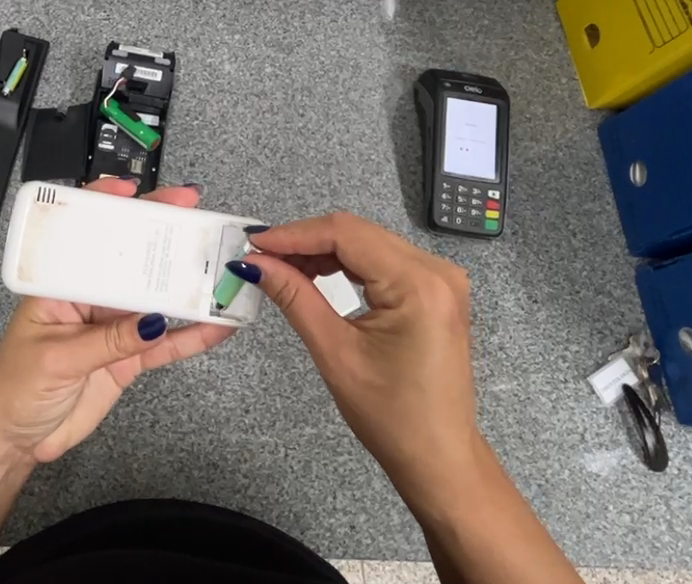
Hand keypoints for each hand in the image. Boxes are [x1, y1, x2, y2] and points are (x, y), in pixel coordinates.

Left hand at [0, 179, 236, 465]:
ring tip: (220, 268)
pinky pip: (166, 343)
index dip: (106, 207)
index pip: (84, 236)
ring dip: (185, 285)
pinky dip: (192, 336)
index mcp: (60, 284)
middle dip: (161, 235)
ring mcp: (112, 325)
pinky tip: (218, 326)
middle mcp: (90, 296)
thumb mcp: (56, 359)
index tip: (134, 190)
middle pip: (129, 259)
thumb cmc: (14, 388)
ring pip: (155, 298)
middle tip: (196, 214)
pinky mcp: (128, 357)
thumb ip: (106, 341)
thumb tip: (153, 323)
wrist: (15, 440)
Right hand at [244, 212, 482, 492]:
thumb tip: (252, 263)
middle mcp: (436, 270)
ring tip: (280, 266)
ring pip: (366, 242)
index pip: (345, 234)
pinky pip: (380, 258)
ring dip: (321, 250)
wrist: (438, 457)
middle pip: (356, 233)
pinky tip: (314, 272)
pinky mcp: (434, 288)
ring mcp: (439, 277)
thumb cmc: (389, 414)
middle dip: (304, 241)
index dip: (294, 234)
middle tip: (260, 256)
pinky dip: (344, 262)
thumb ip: (294, 297)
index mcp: (418, 284)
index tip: (253, 242)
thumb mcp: (335, 352)